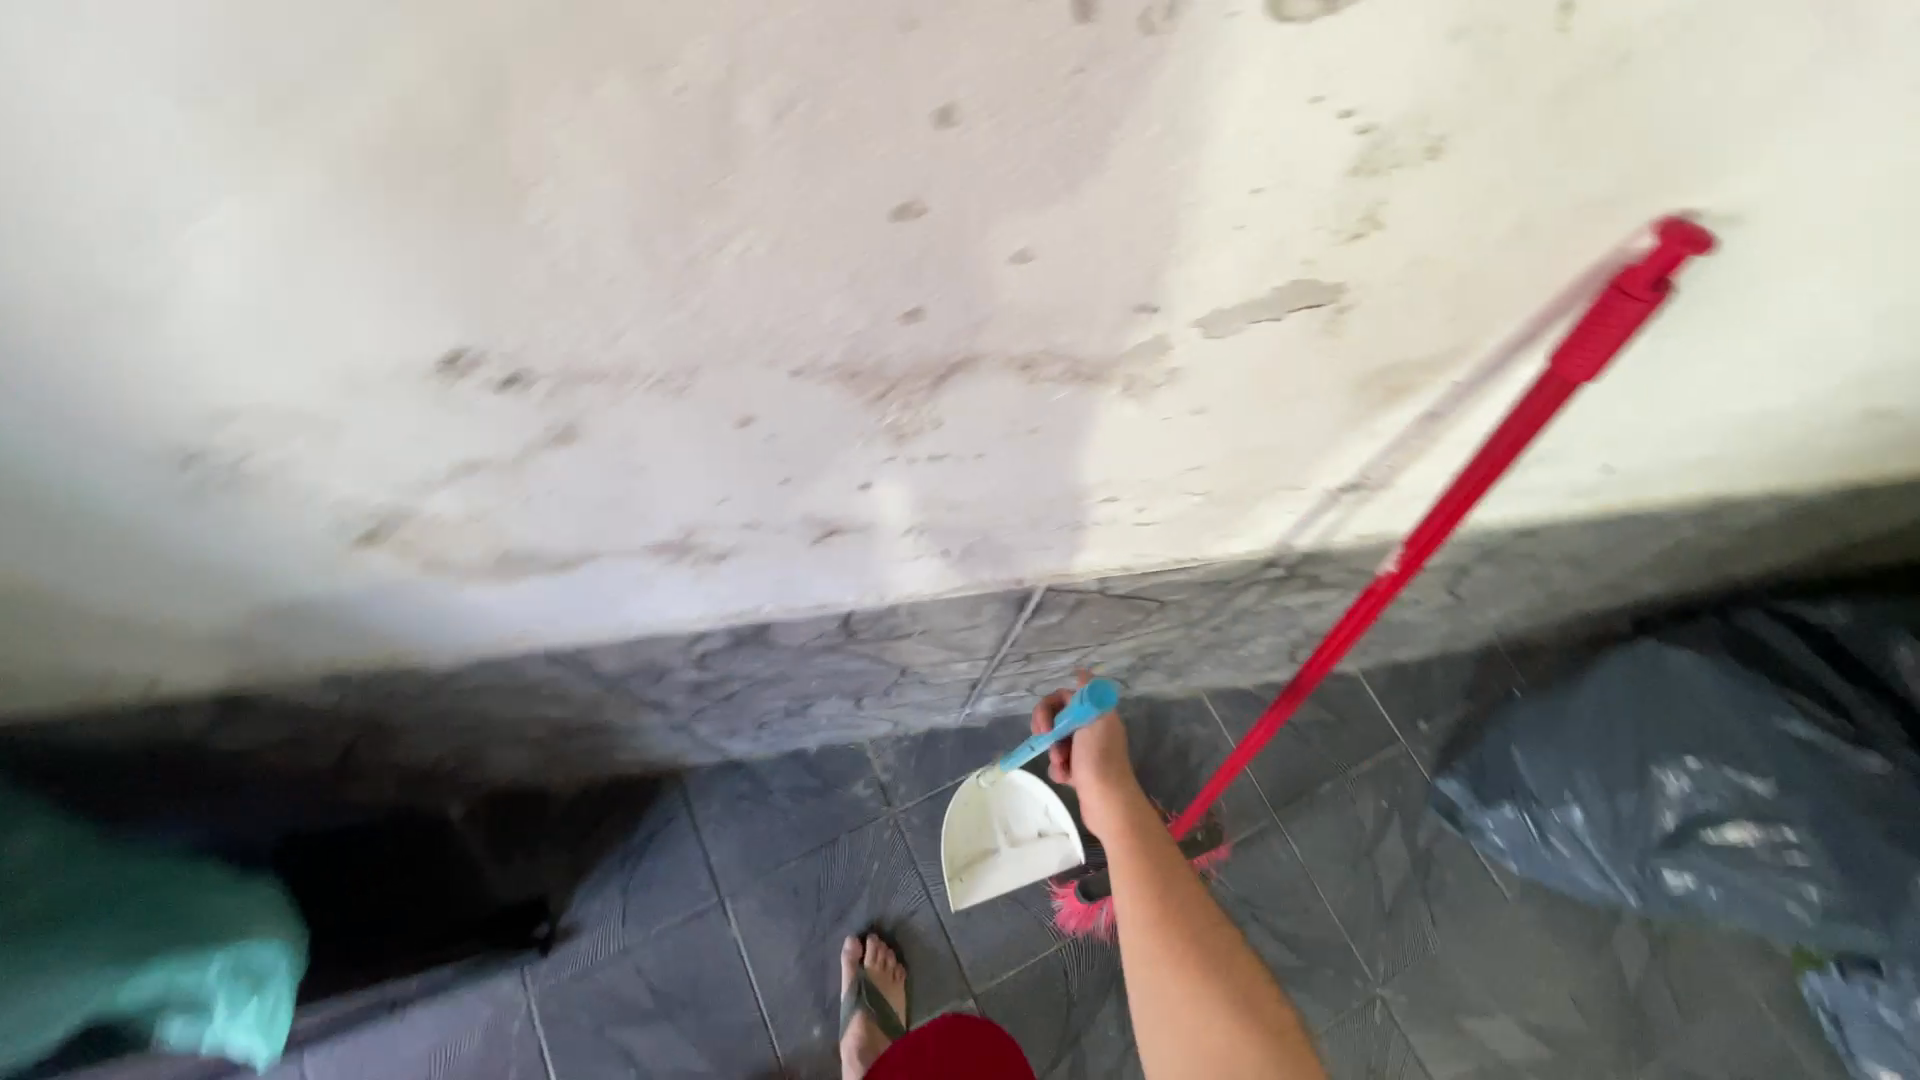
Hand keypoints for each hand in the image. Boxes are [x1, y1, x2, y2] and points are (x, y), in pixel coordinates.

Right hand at [1031, 672, 1144, 838]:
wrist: (1107, 803)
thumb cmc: (1099, 759)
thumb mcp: (1094, 719)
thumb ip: (1088, 694)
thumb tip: (1082, 672)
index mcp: (1098, 714)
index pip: (1066, 697)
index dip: (1050, 706)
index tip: (1045, 723)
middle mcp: (1092, 729)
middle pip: (1058, 719)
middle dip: (1049, 732)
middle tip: (1045, 741)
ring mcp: (1086, 751)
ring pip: (1056, 743)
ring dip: (1054, 753)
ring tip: (1063, 766)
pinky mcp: (1081, 771)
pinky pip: (1060, 763)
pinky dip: (1060, 770)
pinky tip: (1067, 779)